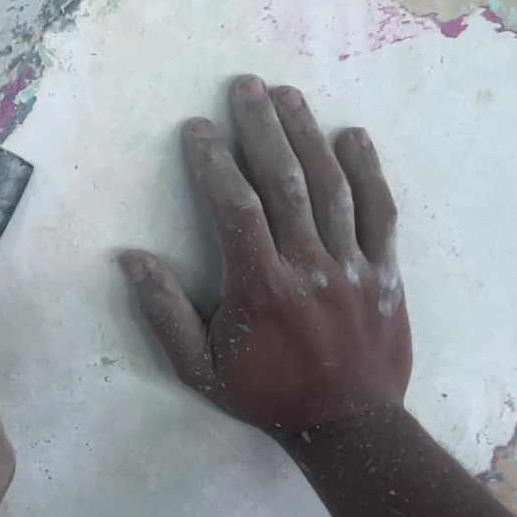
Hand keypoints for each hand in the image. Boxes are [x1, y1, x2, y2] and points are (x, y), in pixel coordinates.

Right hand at [120, 75, 410, 437]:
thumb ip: (162, 312)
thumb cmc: (263, 392)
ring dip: (307, 136)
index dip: (212, 162)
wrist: (351, 429)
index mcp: (260, 286)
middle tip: (245, 87)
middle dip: (261, 129)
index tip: (195, 128)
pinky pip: (381, 214)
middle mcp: (309, 266)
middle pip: (285, 183)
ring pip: (331, 189)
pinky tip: (353, 135)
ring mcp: (353, 266)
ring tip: (288, 95)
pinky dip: (369, 171)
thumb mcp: (196, 366)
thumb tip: (130, 258)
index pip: (234, 208)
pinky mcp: (386, 273)